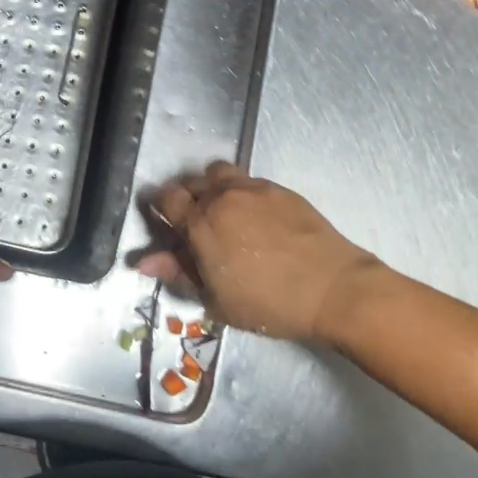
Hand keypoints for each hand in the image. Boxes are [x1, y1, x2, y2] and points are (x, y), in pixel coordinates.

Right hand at [138, 162, 385, 341]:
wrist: (333, 289)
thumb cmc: (269, 304)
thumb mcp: (216, 300)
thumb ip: (178, 273)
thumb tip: (144, 261)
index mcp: (200, 223)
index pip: (166, 198)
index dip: (159, 207)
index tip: (164, 222)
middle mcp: (222, 197)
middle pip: (191, 182)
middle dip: (186, 198)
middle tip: (194, 223)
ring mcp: (253, 189)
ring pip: (219, 173)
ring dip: (212, 186)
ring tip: (222, 211)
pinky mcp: (280, 189)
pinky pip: (248, 180)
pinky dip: (241, 191)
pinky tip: (254, 216)